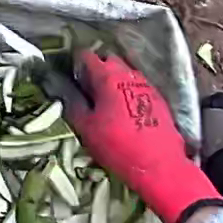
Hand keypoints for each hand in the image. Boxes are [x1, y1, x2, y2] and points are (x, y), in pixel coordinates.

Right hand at [60, 52, 222, 222]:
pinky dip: (127, 92)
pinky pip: (137, 87)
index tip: (69, 72)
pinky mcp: (158, 99)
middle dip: (96, 68)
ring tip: (103, 99)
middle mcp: (129, 74)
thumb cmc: (116, 144)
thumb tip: (63, 89)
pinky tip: (122, 109)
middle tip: (85, 86)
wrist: (160, 166)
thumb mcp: (85, 127)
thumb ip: (73, 103)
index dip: (75, 61)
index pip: (87, 56)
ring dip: (113, 80)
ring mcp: (147, 85)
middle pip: (109, 60)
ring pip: (125, 73)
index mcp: (108, 76)